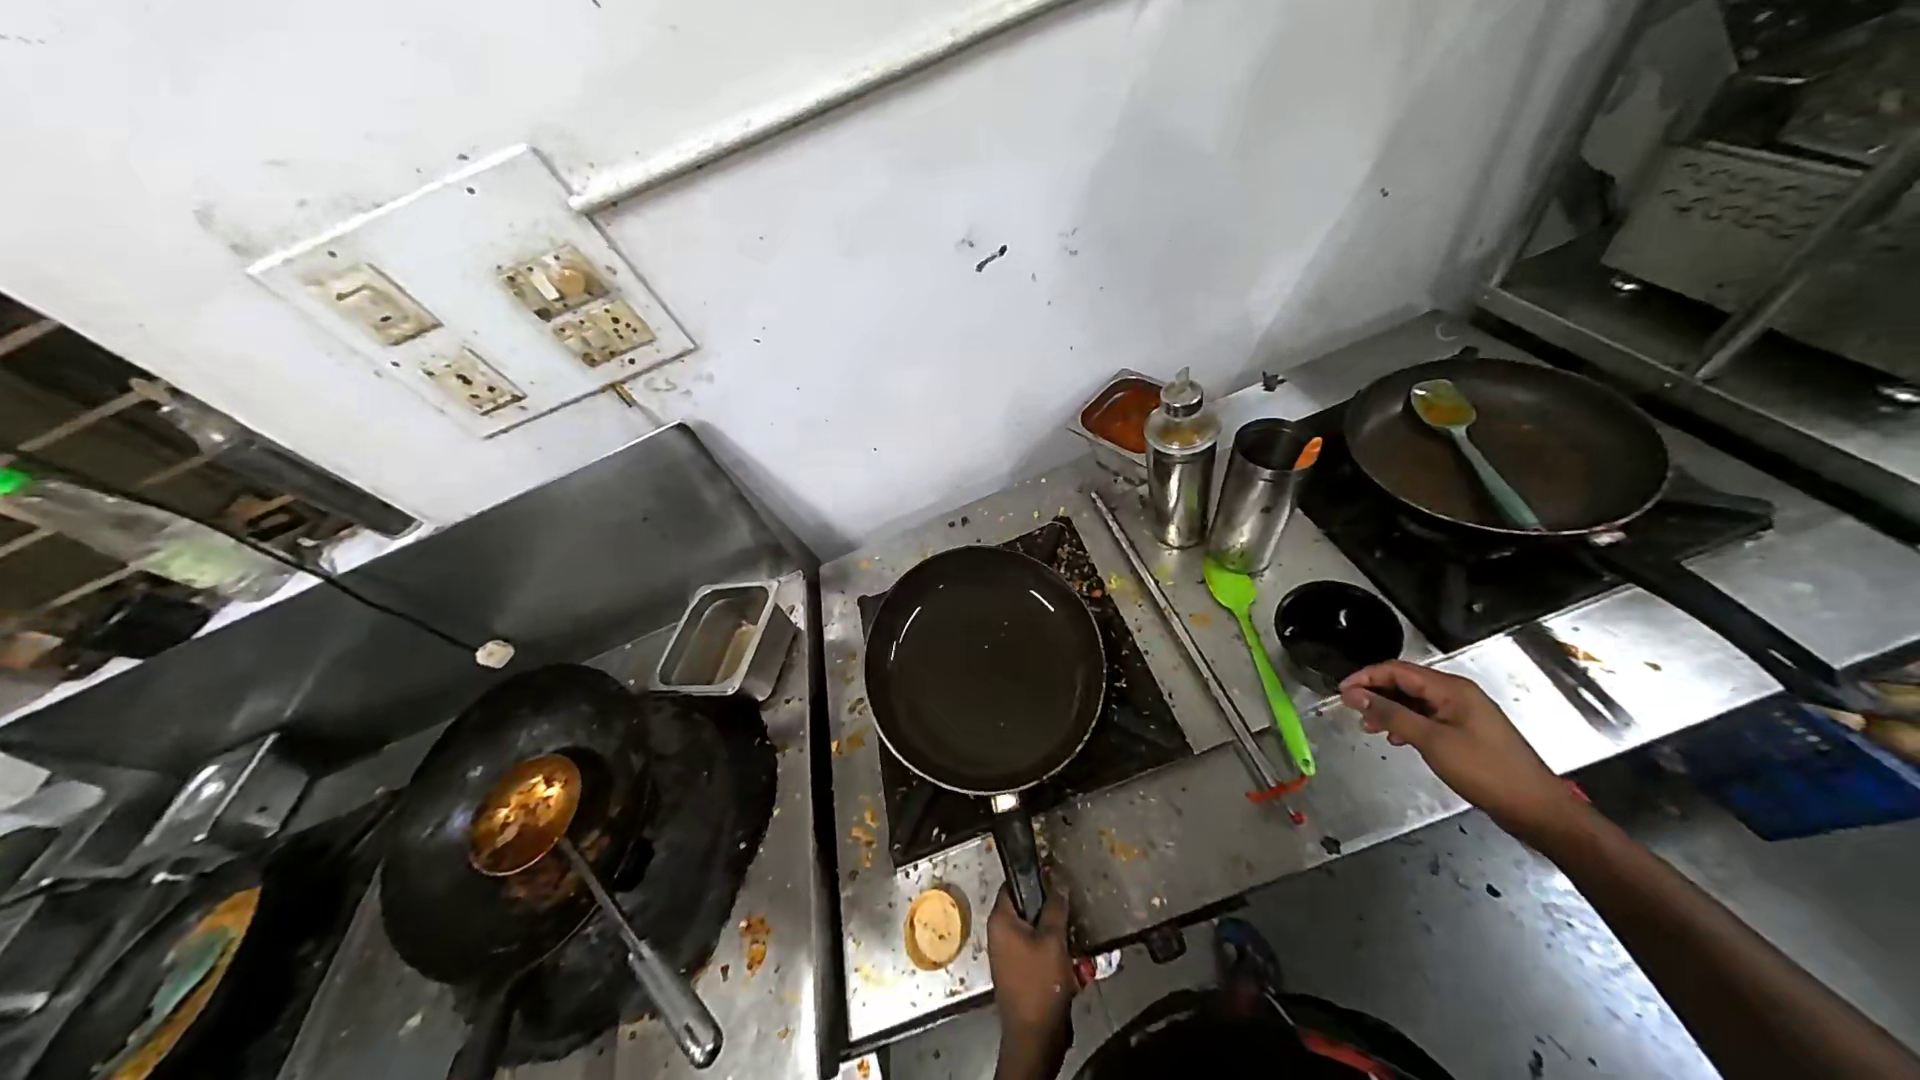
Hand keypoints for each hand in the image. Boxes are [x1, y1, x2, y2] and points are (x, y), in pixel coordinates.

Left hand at [987, 884, 1076, 1040]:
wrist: (1035, 1036)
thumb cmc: (1040, 982)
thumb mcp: (1053, 939)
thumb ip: (1055, 907)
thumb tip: (1056, 882)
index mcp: (1001, 921)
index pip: (1013, 885)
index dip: (1034, 879)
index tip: (1056, 877)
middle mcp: (1001, 935)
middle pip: (1030, 911)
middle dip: (1055, 918)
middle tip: (1073, 921)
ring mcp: (1011, 956)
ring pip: (1040, 935)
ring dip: (1062, 942)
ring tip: (1078, 954)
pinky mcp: (1023, 974)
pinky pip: (1042, 956)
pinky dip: (1058, 960)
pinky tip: (1075, 972)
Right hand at [1340, 660, 1582, 840]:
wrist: (1534, 807)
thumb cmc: (1484, 770)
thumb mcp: (1431, 740)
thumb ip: (1391, 714)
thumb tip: (1356, 695)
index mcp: (1451, 689)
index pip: (1398, 670)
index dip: (1366, 677)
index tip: (1341, 692)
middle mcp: (1457, 694)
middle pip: (1405, 683)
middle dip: (1375, 693)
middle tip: (1351, 710)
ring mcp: (1462, 712)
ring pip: (1414, 701)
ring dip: (1388, 710)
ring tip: (1369, 727)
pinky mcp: (1464, 730)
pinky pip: (1426, 717)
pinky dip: (1405, 723)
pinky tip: (1395, 738)